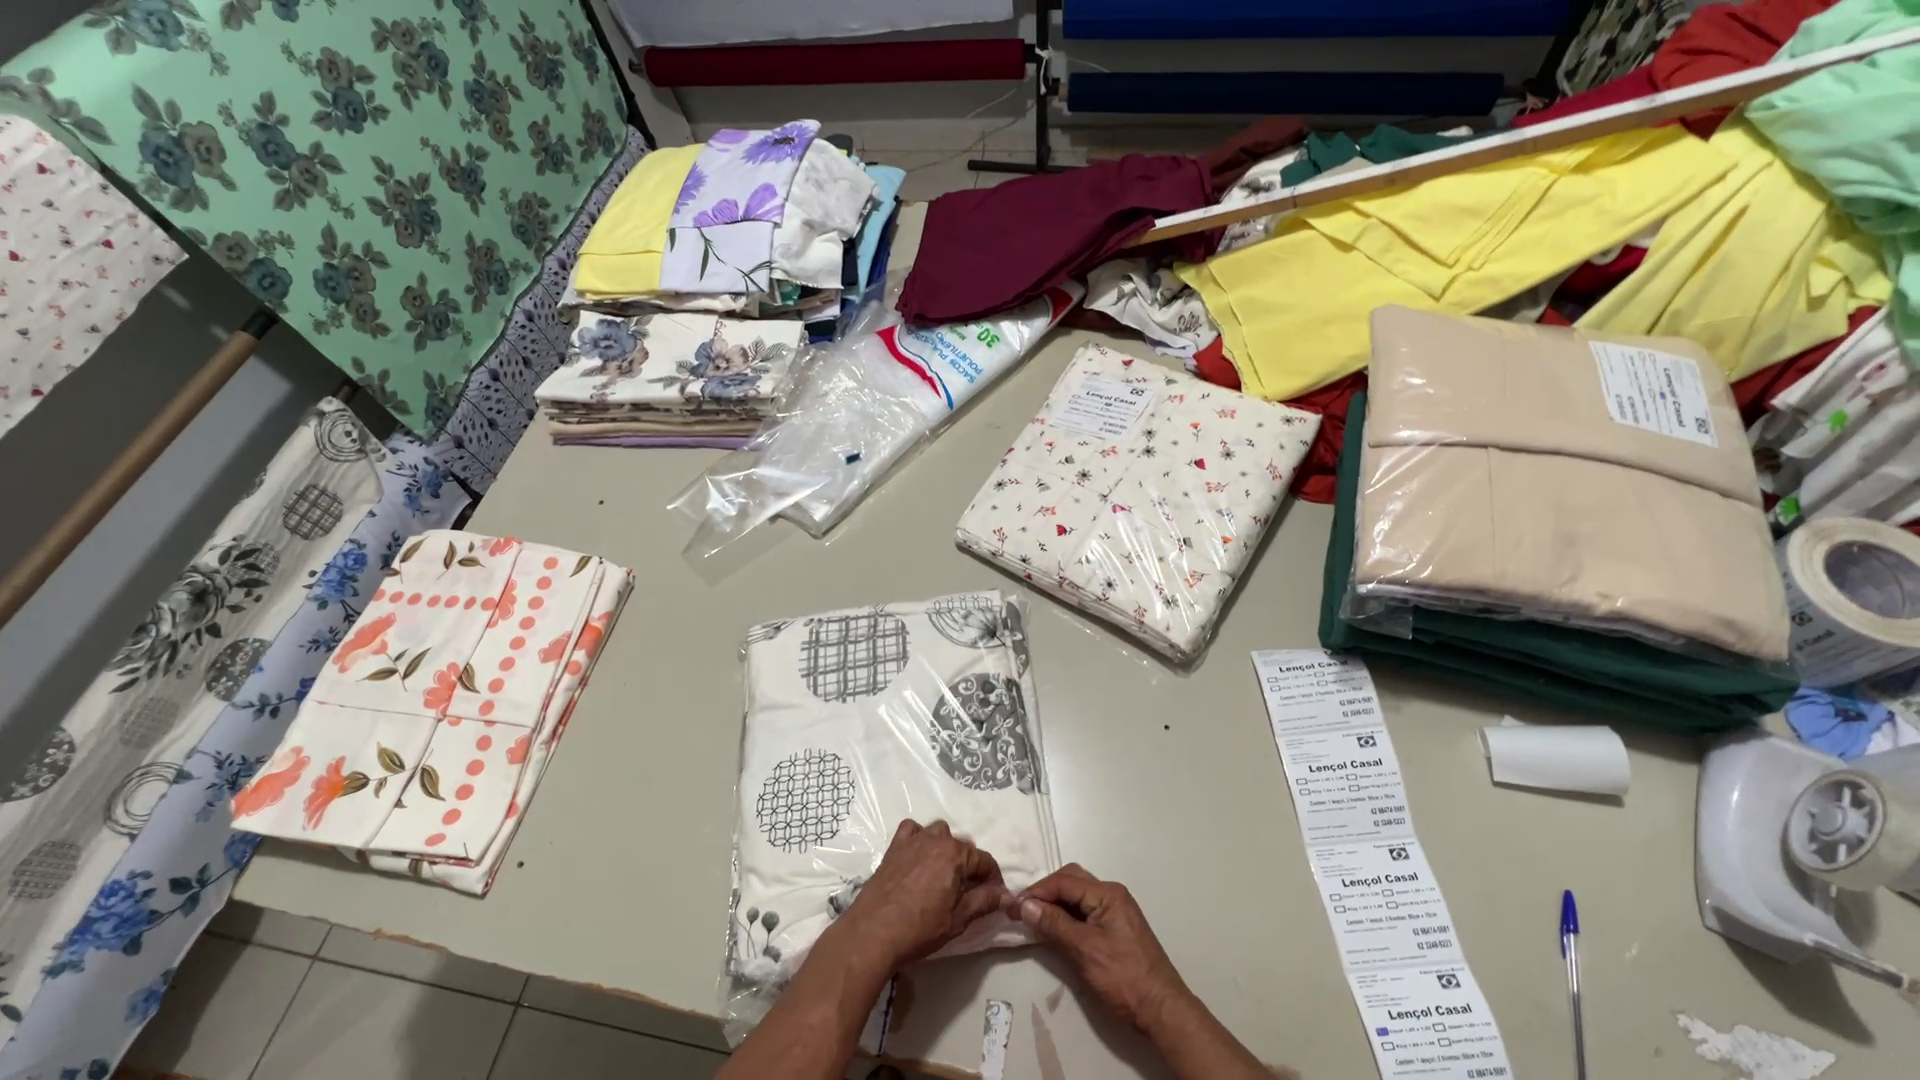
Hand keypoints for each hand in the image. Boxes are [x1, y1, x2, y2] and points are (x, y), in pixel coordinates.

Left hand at [834, 819, 1006, 973]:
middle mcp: (936, 840)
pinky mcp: (894, 847)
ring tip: (943, 874)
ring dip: (946, 849)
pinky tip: (918, 857)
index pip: (985, 861)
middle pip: (963, 846)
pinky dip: (919, 838)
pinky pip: (912, 831)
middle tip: (967, 892)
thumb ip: (984, 901)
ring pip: (939, 834)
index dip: (994, 880)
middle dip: (970, 866)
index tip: (994, 897)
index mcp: (956, 855)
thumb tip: (1006, 895)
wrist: (873, 932)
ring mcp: (913, 840)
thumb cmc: (920, 928)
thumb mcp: (958, 919)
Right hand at [1006, 864, 1191, 1033]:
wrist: (1160, 1009)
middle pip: (1070, 882)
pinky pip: (1083, 913)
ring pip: (1076, 898)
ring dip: (1053, 905)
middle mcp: (1111, 896)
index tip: (1013, 907)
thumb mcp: (1085, 950)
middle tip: (1021, 911)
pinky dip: (1065, 917)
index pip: (1064, 881)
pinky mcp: (1113, 930)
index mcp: (1108, 894)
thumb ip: (1054, 924)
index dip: (1037, 892)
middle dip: (1044, 893)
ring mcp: (1114, 913)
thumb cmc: (1124, 977)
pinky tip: (1051, 929)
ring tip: (1031, 919)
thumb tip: (1025, 905)